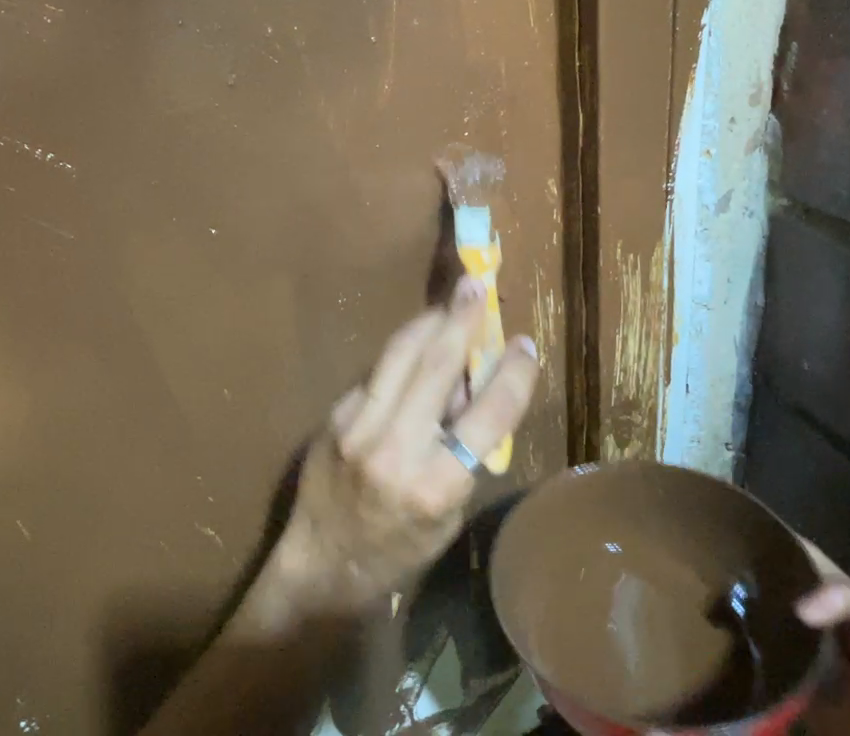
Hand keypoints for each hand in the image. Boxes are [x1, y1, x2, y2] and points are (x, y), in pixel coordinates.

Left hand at [271, 276, 540, 614]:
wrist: (323, 564)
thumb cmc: (400, 549)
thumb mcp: (450, 513)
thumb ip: (465, 451)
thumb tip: (474, 386)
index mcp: (436, 483)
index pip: (488, 415)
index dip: (513, 375)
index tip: (526, 345)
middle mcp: (395, 447)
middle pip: (437, 366)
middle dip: (462, 320)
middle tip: (477, 285)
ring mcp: (358, 427)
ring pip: (399, 355)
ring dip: (428, 322)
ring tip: (450, 301)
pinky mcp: (335, 416)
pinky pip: (376, 374)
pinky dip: (401, 356)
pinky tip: (415, 347)